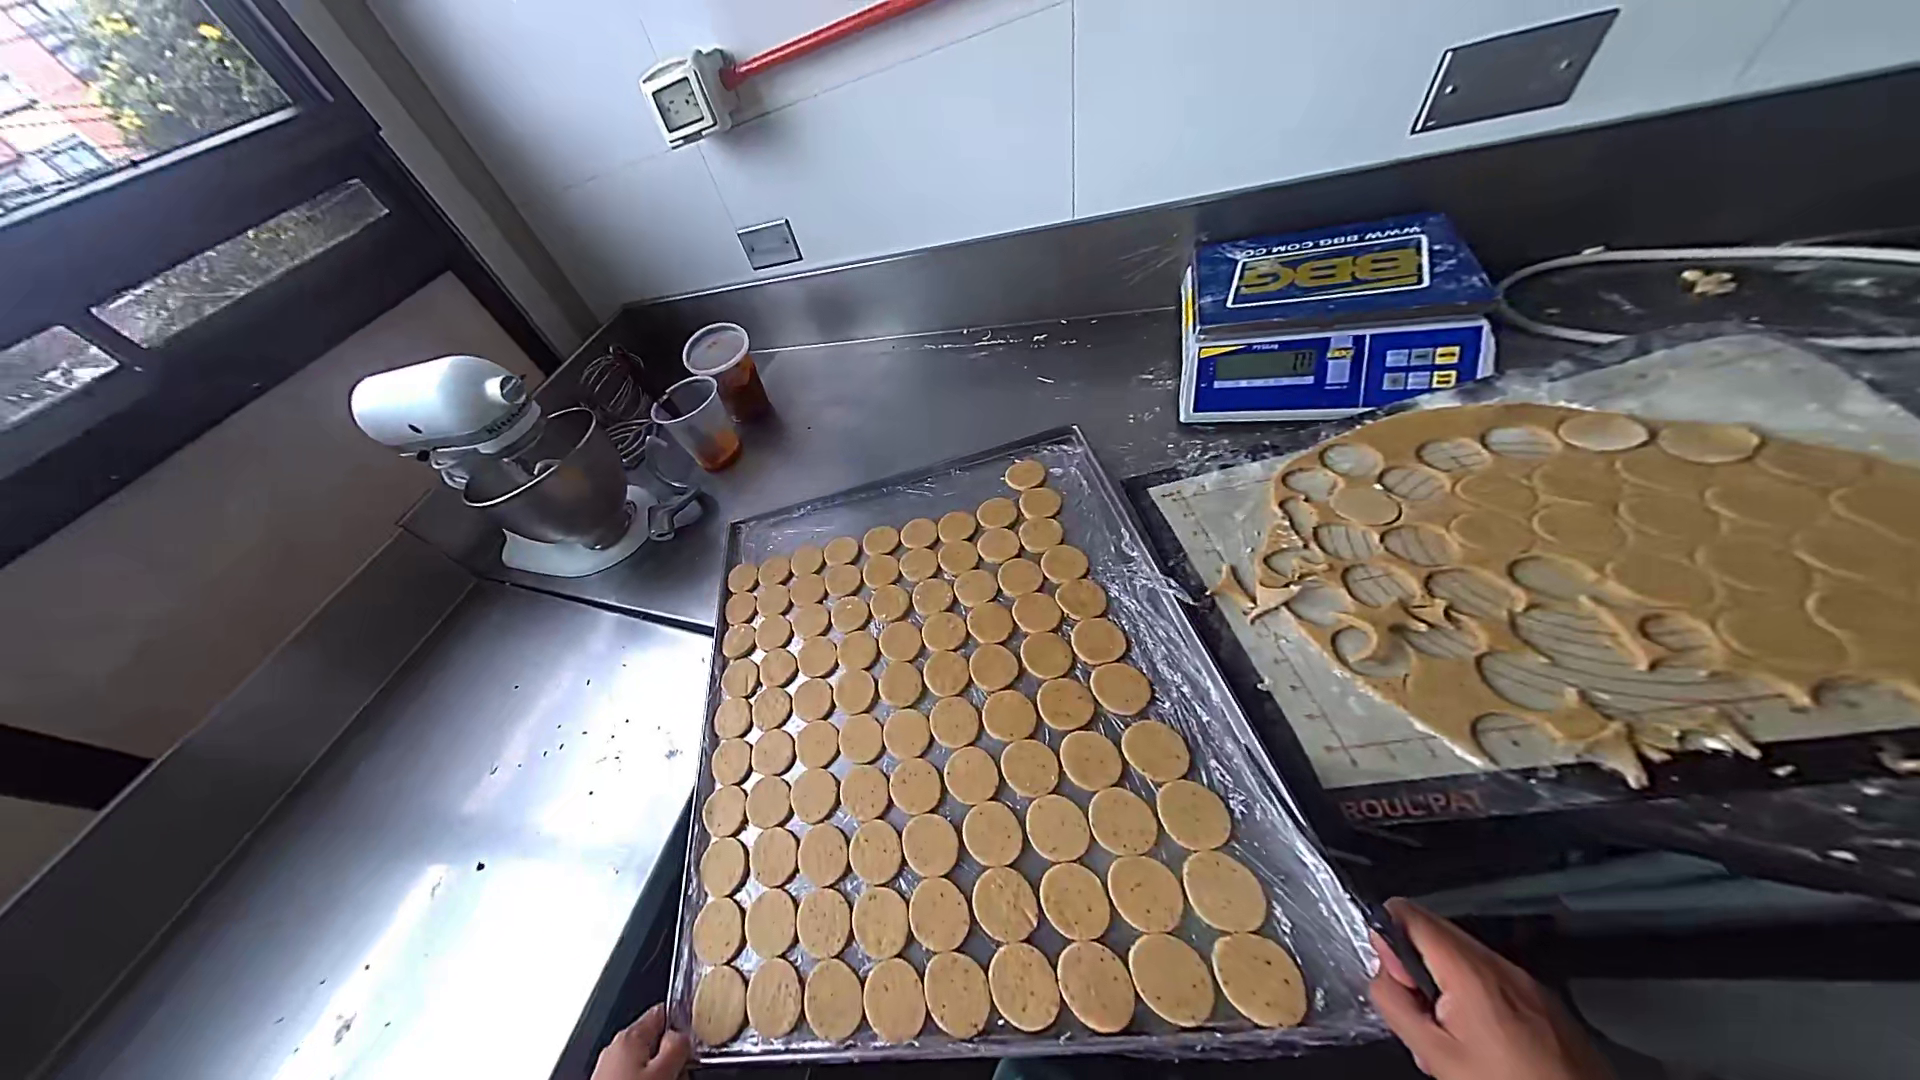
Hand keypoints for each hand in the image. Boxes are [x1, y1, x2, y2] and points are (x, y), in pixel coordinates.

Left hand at [591, 1004, 690, 1079]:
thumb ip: (678, 1045)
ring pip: (644, 1066)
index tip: (693, 1040)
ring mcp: (607, 1074)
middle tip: (679, 1076)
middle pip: (654, 1042)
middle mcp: (615, 1051)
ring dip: (659, 1076)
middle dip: (670, 1058)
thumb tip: (682, 1035)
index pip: (662, 1012)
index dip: (682, 1023)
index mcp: (629, 1036)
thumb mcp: (663, 1072)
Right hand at [1369, 899, 1611, 1079]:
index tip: (1395, 975)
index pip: (1403, 911)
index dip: (1386, 938)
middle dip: (1413, 962)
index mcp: (1469, 971)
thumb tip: (1379, 974)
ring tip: (1452, 1033)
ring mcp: (1530, 985)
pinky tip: (1483, 1040)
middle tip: (1421, 1010)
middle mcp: (1502, 966)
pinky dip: (1474, 995)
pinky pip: (1492, 977)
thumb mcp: (1434, 1055)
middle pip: (1432, 931)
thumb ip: (1392, 1001)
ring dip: (1442, 980)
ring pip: (1461, 955)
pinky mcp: (1548, 1005)